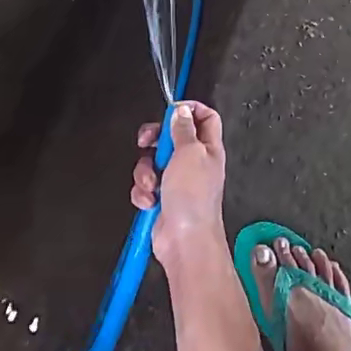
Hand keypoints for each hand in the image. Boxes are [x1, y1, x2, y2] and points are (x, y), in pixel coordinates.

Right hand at [129, 100, 226, 267]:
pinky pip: (145, 185)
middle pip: (172, 136)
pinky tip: (151, 201)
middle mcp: (194, 163)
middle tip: (147, 141)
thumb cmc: (194, 200)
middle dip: (155, 139)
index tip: (171, 110)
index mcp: (208, 148)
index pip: (205, 118)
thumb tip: (181, 111)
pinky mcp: (162, 197)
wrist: (184, 240)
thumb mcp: (189, 153)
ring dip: (146, 172)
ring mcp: (177, 181)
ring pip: (153, 161)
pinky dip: (143, 192)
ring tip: (153, 184)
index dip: (189, 109)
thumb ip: (183, 129)